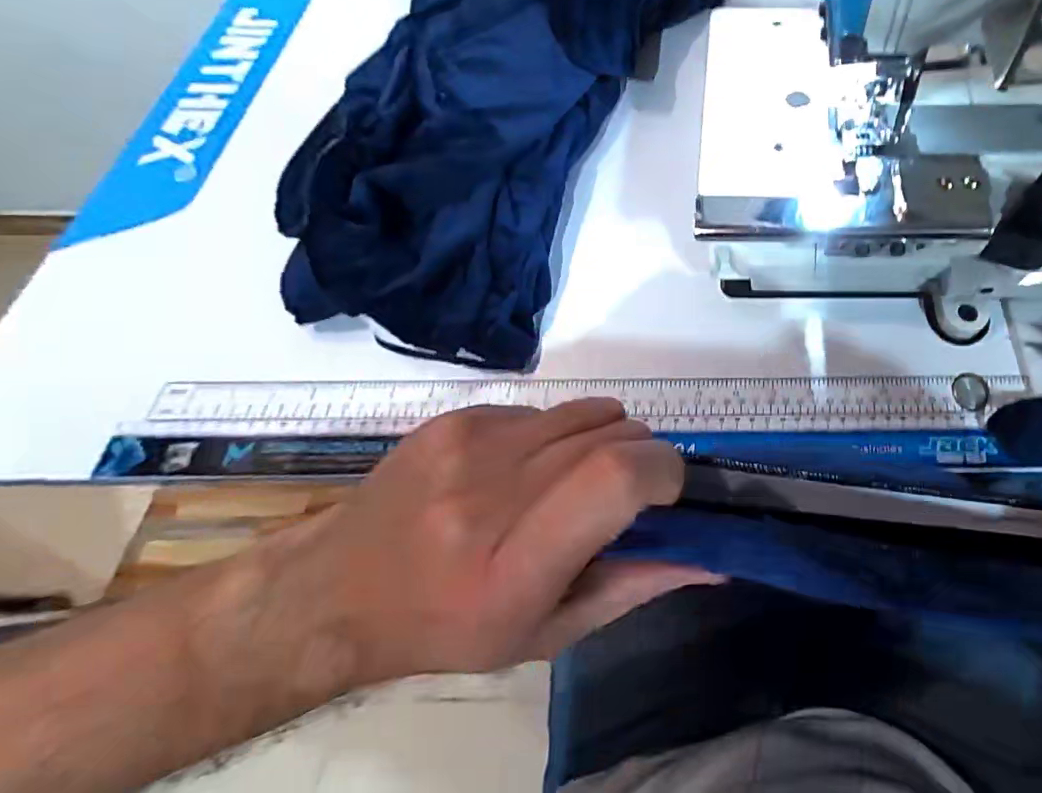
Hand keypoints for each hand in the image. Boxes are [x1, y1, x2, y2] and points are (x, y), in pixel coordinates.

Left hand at [252, 399, 717, 691]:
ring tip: (576, 478)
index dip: (661, 471)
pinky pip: (548, 408)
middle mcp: (488, 496)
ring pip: (590, 411)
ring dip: (607, 438)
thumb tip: (709, 557)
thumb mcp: (545, 633)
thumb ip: (633, 587)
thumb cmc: (448, 629)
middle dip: (643, 455)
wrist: (333, 592)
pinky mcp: (457, 418)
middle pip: (612, 435)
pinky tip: (524, 468)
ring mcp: (468, 446)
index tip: (666, 493)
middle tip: (625, 492)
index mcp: (512, 569)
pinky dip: (560, 433)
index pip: (615, 480)